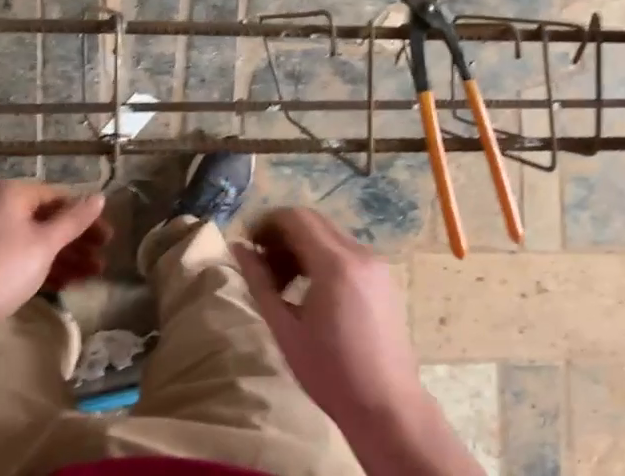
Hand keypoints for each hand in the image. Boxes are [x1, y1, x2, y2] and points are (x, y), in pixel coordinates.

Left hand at [0, 182, 109, 346]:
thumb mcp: (44, 243)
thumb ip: (74, 221)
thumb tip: (99, 197)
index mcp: (11, 194)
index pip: (58, 198)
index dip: (86, 218)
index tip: (108, 239)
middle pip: (45, 221)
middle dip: (76, 242)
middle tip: (101, 262)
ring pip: (32, 242)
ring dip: (63, 258)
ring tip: (89, 277)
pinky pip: (16, 259)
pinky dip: (40, 269)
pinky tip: (61, 285)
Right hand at [231, 207, 425, 431]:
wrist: (386, 406)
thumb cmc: (330, 373)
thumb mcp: (285, 328)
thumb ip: (259, 282)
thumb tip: (238, 248)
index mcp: (335, 264)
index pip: (296, 217)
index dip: (266, 223)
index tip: (248, 244)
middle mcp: (360, 254)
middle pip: (313, 222)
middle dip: (282, 235)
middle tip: (261, 264)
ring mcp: (376, 265)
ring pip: (329, 236)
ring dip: (301, 247)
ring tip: (281, 283)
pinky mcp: (383, 278)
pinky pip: (346, 252)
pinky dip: (322, 258)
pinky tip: (309, 290)